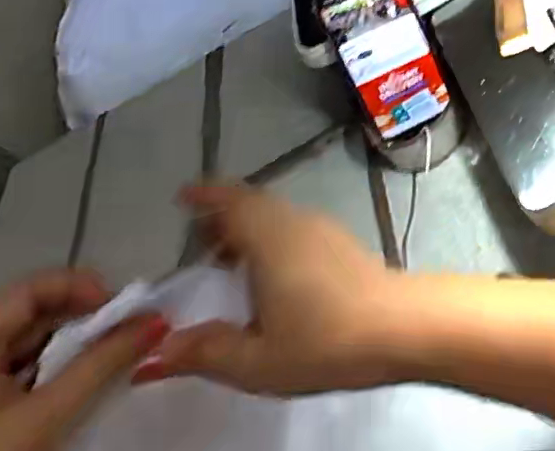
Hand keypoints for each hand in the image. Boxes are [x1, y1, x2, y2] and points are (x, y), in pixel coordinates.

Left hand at [0, 270, 168, 450]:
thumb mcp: (45, 417)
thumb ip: (102, 363)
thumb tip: (158, 319)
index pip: (30, 289)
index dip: (80, 286)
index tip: (118, 310)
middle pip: (25, 321)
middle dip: (78, 325)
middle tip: (120, 341)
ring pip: (15, 355)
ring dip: (62, 355)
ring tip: (97, 372)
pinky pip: (0, 385)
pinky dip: (38, 382)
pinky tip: (61, 402)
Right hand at [137, 184, 400, 395]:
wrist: (397, 325)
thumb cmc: (323, 340)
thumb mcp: (256, 359)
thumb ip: (205, 351)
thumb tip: (156, 351)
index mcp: (273, 239)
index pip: (235, 202)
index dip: (207, 195)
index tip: (182, 195)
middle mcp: (298, 223)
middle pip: (255, 205)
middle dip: (223, 216)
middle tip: (195, 243)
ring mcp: (324, 229)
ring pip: (277, 216)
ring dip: (248, 228)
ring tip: (224, 263)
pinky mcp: (341, 242)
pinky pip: (294, 227)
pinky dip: (271, 238)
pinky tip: (266, 275)